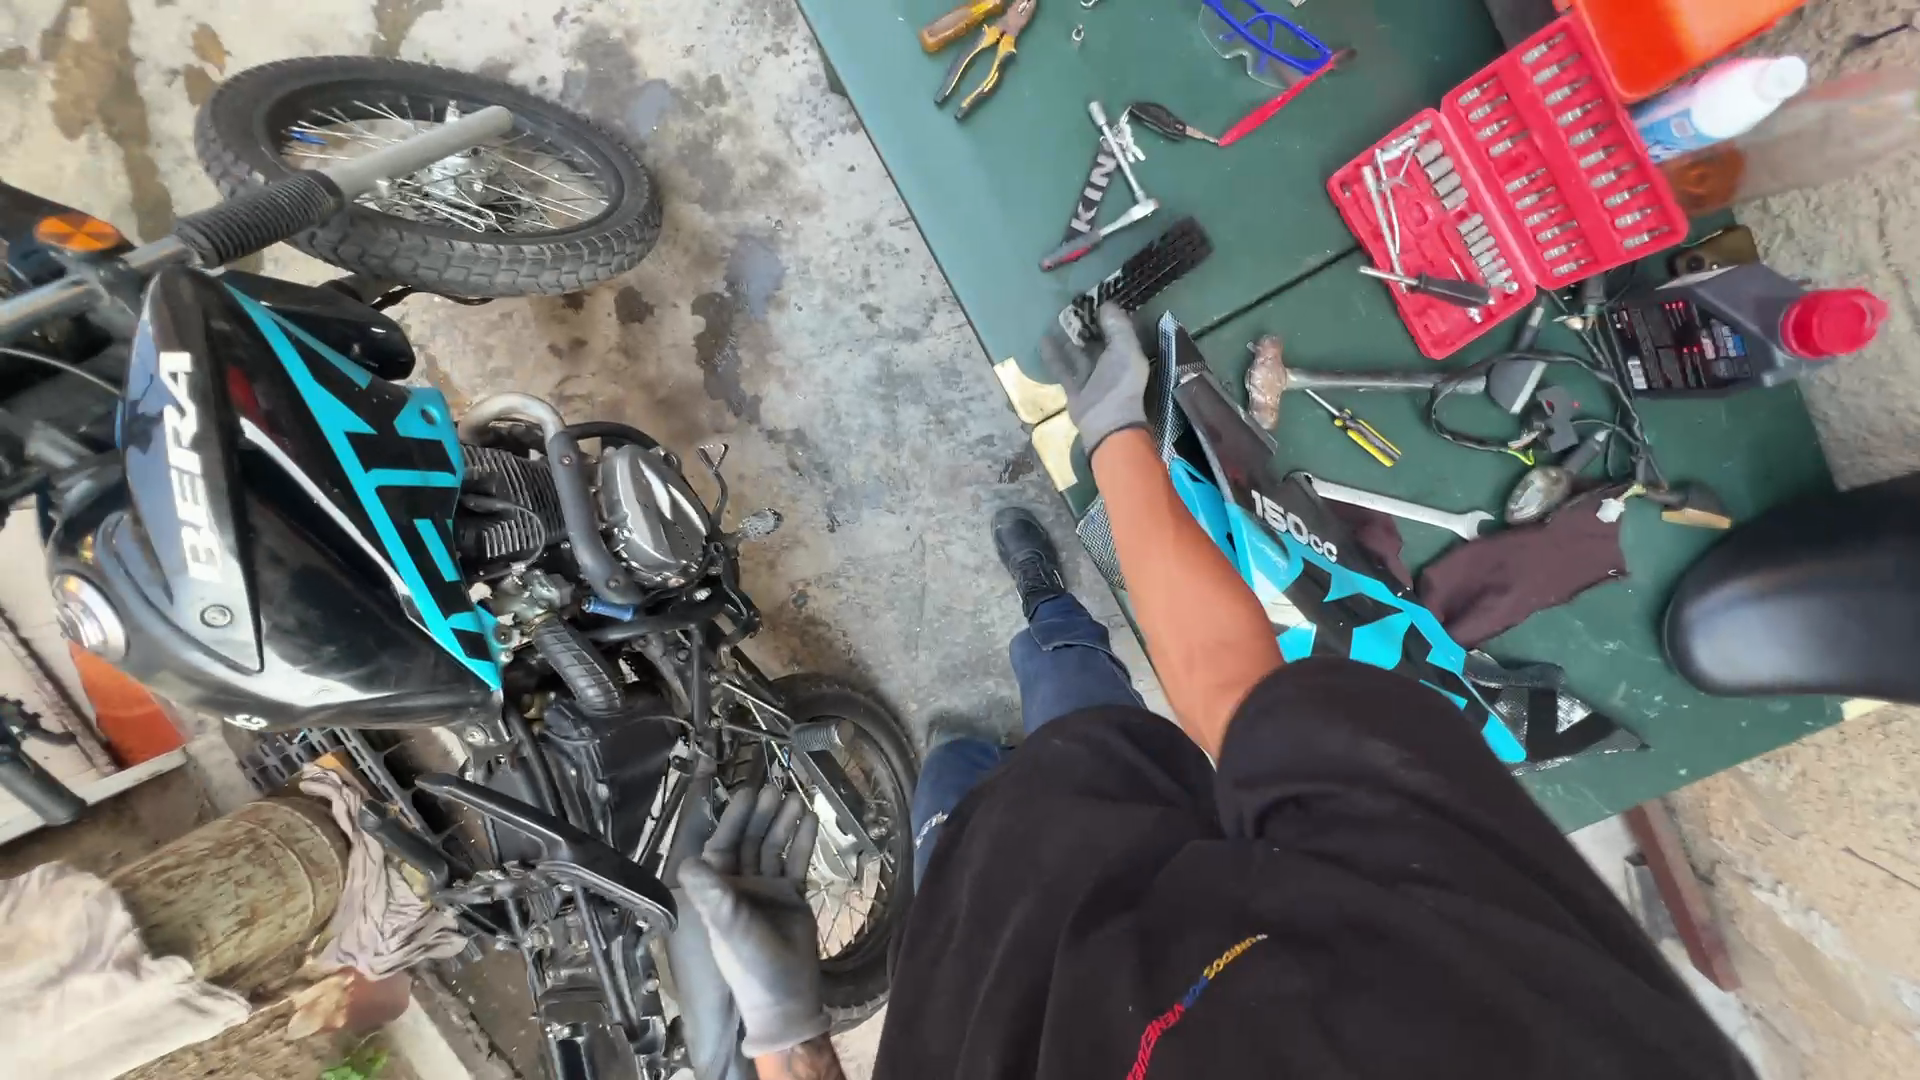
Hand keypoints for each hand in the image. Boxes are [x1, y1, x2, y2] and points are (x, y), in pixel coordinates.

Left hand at [678, 785, 828, 1058]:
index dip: (733, 819)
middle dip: (762, 815)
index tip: (747, 792)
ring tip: (797, 798)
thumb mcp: (727, 926)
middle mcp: (742, 886)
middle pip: (751, 841)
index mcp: (719, 891)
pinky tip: (811, 820)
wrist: (787, 996)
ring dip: (784, 823)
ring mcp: (768, 889)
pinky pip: (797, 861)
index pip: (723, 845)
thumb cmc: (750, 962)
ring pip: (775, 847)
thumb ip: (710, 893)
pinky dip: (803, 841)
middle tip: (776, 788)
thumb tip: (688, 860)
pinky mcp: (793, 895)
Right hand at [1038, 302, 1150, 454]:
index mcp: (1126, 355)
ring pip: (1077, 353)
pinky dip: (1053, 355)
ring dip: (1067, 338)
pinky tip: (1043, 340)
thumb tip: (1106, 304)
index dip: (1106, 315)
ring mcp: (1090, 378)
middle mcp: (1109, 364)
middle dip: (1085, 325)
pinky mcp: (1074, 388)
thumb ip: (1117, 326)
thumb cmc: (1119, 383)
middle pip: (1095, 341)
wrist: (1106, 422)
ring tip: (1054, 320)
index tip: (1092, 298)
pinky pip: (1062, 368)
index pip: (1117, 330)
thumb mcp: (1125, 349)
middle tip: (1070, 306)